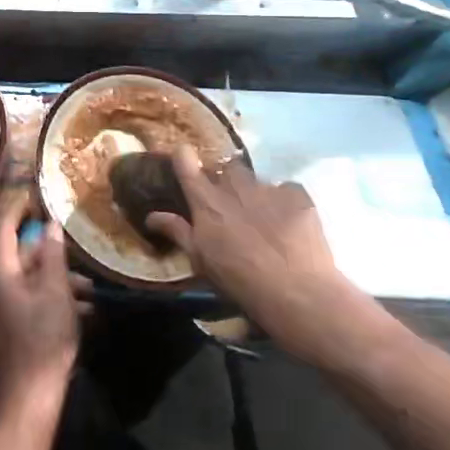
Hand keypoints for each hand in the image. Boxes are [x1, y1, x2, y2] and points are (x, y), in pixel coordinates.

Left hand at [0, 185, 91, 407]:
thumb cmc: (42, 340)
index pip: (5, 230)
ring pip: (36, 283)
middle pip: (25, 258)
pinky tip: (87, 314)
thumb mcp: (55, 293)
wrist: (28, 398)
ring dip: (63, 281)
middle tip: (82, 249)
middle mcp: (0, 287)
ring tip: (94, 290)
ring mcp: (8, 309)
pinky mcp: (18, 328)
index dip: (18, 210)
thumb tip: (51, 224)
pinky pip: (38, 304)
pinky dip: (60, 303)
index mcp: (3, 274)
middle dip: (54, 253)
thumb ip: (53, 256)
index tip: (34, 195)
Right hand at [145, 148, 394, 365]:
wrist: (297, 293)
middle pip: (226, 168)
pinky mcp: (298, 195)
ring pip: (257, 180)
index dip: (183, 157)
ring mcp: (268, 188)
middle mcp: (234, 187)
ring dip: (255, 192)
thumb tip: (151, 216)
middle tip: (231, 203)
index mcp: (206, 201)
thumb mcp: (200, 260)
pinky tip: (289, 222)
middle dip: (227, 179)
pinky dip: (285, 201)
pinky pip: (287, 189)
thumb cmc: (239, 280)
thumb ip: (177, 232)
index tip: (182, 157)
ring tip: (264, 217)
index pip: (186, 163)